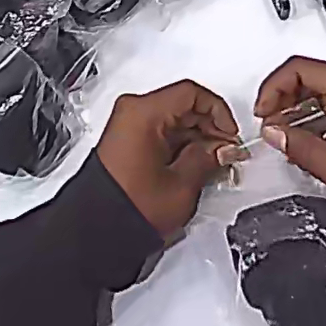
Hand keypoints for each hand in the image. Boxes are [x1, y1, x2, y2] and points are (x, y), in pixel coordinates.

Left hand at [97, 80, 241, 236]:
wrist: (95, 231)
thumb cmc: (126, 209)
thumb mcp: (180, 185)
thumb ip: (208, 158)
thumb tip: (223, 147)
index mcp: (143, 112)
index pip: (191, 94)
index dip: (218, 111)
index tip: (230, 133)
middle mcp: (132, 111)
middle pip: (183, 104)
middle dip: (210, 127)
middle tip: (227, 152)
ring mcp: (128, 124)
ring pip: (174, 118)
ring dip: (197, 137)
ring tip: (213, 163)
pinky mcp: (128, 139)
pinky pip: (162, 130)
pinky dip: (181, 144)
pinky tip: (195, 165)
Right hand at [256, 57, 325, 245]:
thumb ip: (304, 149)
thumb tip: (273, 132)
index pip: (299, 69)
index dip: (273, 89)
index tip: (261, 114)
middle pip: (306, 79)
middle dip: (280, 102)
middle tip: (267, 130)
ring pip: (316, 98)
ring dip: (295, 117)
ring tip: (282, 143)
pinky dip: (312, 129)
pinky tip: (305, 151)